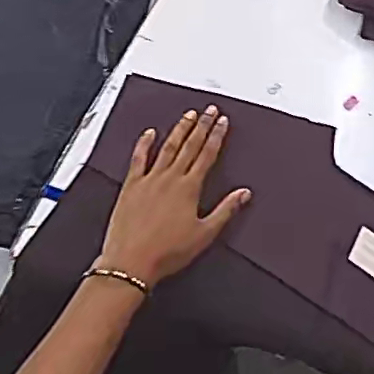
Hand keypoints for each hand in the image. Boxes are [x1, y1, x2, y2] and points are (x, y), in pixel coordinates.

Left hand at [96, 106, 249, 284]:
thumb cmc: (166, 252)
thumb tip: (242, 194)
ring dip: (179, 129)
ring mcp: (149, 180)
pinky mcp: (131, 186)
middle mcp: (170, 178)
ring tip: (188, 115)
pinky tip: (150, 133)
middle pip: (189, 145)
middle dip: (201, 125)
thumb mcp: (205, 234)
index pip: (207, 155)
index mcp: (189, 188)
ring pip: (167, 147)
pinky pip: (138, 158)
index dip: (216, 136)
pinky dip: (144, 144)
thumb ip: (225, 210)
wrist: (131, 262)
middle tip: (209, 110)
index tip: (221, 122)